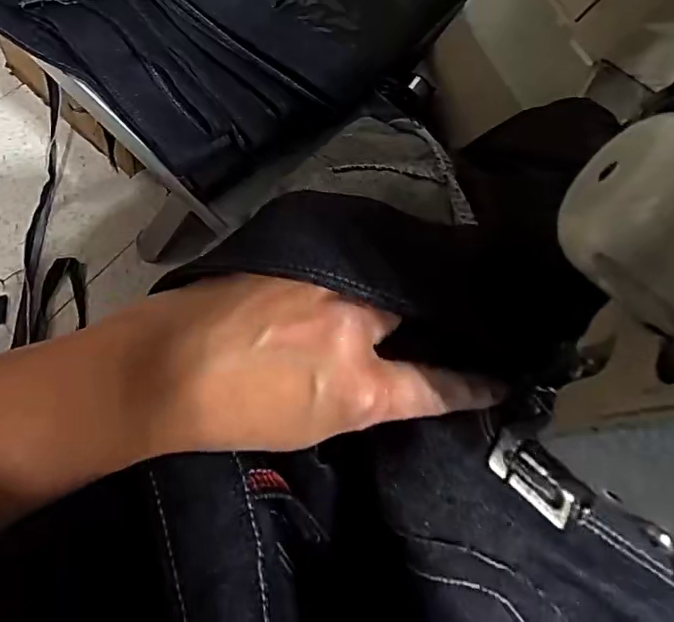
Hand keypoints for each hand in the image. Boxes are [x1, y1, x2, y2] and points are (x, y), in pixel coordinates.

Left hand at [105, 274, 505, 455]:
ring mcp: (325, 277)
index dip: (473, 381)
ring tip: (429, 276)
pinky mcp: (303, 251)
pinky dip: (371, 261)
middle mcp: (351, 319)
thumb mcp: (315, 423)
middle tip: (468, 305)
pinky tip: (377, 262)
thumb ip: (366, 394)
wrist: (172, 363)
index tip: (500, 375)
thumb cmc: (237, 409)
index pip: (434, 382)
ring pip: (387, 272)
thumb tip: (399, 372)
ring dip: (406, 279)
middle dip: (444, 308)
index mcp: (355, 381)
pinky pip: (355, 253)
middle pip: (417, 305)